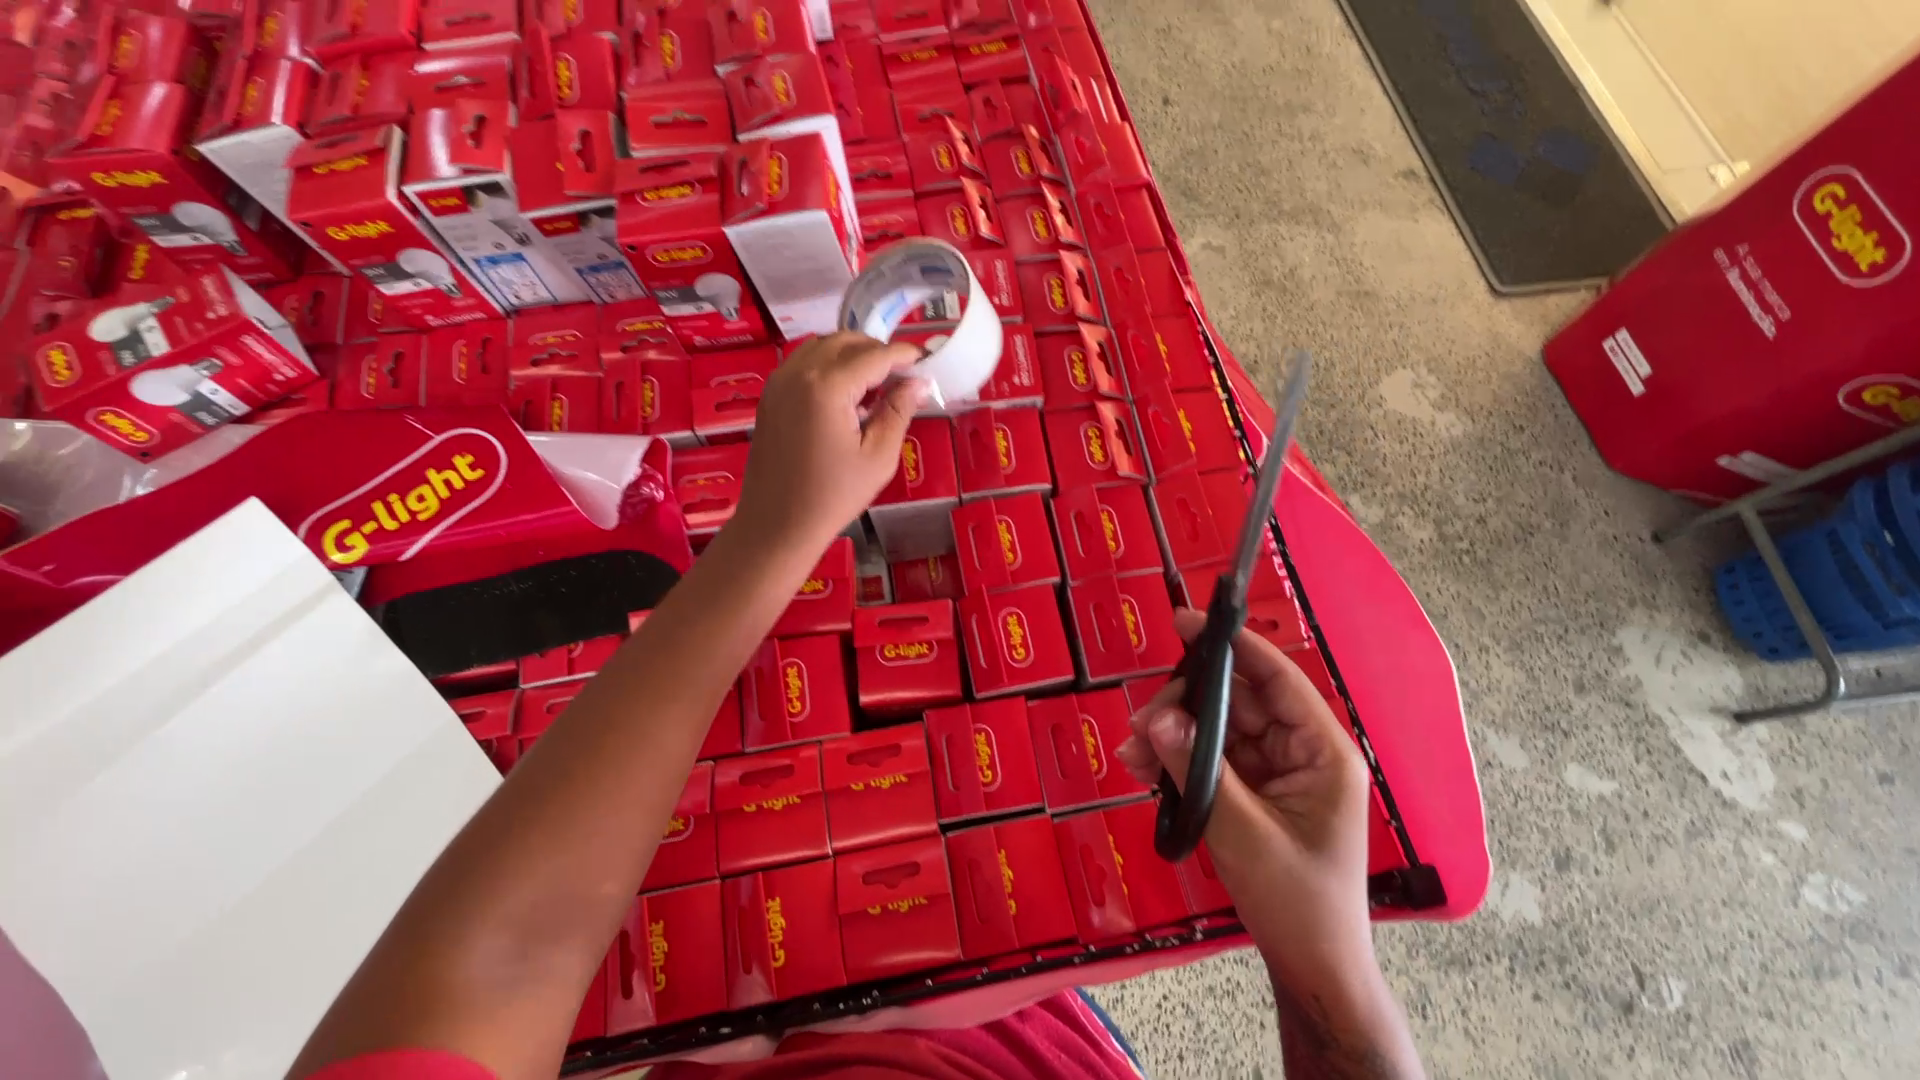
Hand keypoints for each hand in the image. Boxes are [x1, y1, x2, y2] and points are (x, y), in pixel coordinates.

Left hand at [736, 333, 926, 547]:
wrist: (777, 523)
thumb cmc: (833, 496)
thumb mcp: (878, 457)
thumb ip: (898, 411)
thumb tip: (918, 382)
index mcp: (827, 386)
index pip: (874, 355)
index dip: (903, 354)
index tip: (925, 359)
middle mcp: (799, 373)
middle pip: (845, 341)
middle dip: (877, 350)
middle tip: (902, 374)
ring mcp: (779, 381)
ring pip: (821, 346)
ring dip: (851, 353)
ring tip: (875, 383)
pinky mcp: (770, 395)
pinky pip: (803, 362)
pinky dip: (828, 364)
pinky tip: (845, 394)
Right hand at [1114, 609, 1375, 977]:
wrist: (1308, 966)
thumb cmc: (1295, 899)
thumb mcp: (1243, 831)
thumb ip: (1199, 770)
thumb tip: (1158, 719)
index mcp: (1321, 750)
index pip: (1277, 678)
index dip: (1234, 645)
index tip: (1186, 622)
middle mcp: (1299, 751)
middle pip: (1236, 702)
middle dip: (1184, 706)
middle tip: (1139, 724)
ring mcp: (1274, 772)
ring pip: (1216, 730)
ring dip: (1172, 736)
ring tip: (1132, 754)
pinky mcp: (1251, 793)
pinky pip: (1210, 760)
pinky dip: (1177, 760)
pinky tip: (1144, 768)